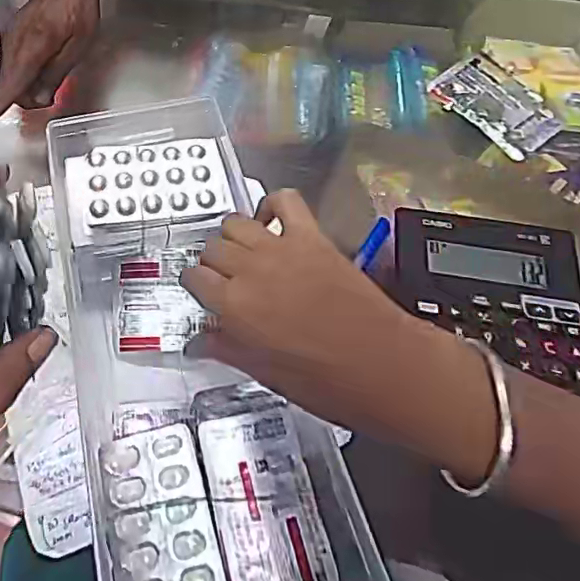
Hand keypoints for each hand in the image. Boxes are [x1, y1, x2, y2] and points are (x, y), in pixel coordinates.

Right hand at [0, 0, 102, 121]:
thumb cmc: (79, 11)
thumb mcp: (77, 49)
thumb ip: (55, 75)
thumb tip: (38, 99)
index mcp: (34, 43)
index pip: (13, 80)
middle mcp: (16, 38)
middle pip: (9, 81)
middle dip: (25, 95)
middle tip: (49, 94)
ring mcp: (10, 34)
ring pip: (8, 72)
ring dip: (23, 83)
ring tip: (47, 77)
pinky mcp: (10, 33)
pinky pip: (10, 61)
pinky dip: (21, 70)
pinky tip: (37, 66)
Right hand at [180, 191, 496, 477]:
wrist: (386, 365)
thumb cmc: (328, 380)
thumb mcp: (266, 373)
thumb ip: (228, 348)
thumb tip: (201, 341)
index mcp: (234, 306)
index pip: (194, 278)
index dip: (196, 285)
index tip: (203, 292)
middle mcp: (251, 270)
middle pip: (212, 247)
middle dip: (213, 263)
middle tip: (225, 277)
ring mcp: (282, 248)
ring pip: (235, 222)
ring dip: (234, 236)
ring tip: (244, 252)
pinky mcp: (312, 237)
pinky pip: (285, 200)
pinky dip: (272, 204)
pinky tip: (271, 222)